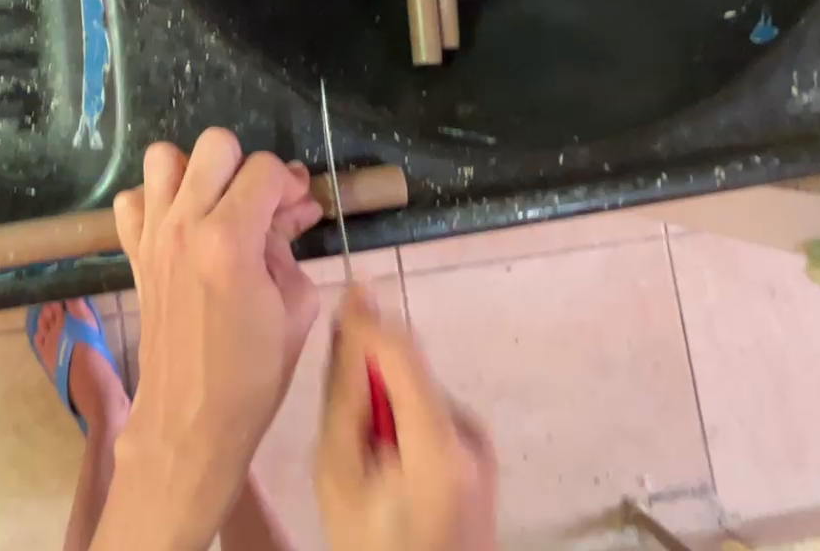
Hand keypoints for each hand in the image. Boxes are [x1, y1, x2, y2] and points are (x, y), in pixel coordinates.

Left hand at [94, 128, 323, 550]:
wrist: (191, 420)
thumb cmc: (253, 372)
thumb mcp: (296, 306)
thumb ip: (290, 243)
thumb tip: (291, 206)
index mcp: (230, 238)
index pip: (266, 168)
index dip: (290, 183)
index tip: (299, 210)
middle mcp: (184, 223)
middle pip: (214, 144)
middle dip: (245, 165)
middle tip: (259, 204)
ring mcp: (152, 234)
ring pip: (164, 157)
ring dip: (195, 171)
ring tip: (215, 205)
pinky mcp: (133, 251)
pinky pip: (131, 199)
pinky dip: (154, 201)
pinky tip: (178, 226)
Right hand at [317, 289, 497, 550]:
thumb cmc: (371, 543)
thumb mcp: (338, 472)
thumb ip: (345, 393)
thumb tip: (352, 320)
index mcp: (439, 442)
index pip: (401, 348)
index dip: (367, 317)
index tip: (337, 294)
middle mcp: (472, 430)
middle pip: (408, 365)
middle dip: (369, 369)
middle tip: (340, 409)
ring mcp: (482, 441)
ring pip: (415, 384)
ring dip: (383, 395)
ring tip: (363, 445)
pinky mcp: (480, 449)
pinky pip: (428, 407)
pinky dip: (400, 415)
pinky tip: (386, 456)